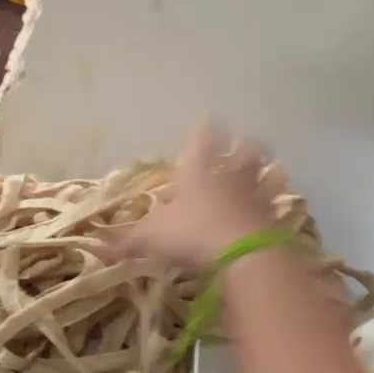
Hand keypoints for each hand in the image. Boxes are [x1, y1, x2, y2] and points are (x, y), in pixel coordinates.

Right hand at [120, 120, 278, 270]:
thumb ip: (126, 243)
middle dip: (243, 144)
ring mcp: (254, 194)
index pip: (201, 141)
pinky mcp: (270, 217)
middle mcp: (228, 176)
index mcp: (197, 172)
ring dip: (264, 169)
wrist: (240, 253)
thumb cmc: (189, 233)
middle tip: (244, 142)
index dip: (204, 130)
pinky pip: (273, 203)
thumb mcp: (149, 239)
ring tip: (265, 169)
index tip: (209, 118)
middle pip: (244, 150)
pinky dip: (270, 202)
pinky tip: (267, 206)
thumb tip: (100, 254)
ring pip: (265, 172)